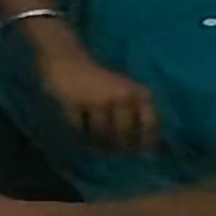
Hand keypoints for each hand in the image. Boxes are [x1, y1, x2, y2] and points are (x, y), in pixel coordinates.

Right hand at [38, 51, 158, 152]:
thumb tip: (146, 146)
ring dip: (99, 144)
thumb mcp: (125, 90)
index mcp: (139, 94)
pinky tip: (81, 136)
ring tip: (97, 147)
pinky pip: (78, 127)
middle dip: (120, 146)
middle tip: (115, 153)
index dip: (147, 143)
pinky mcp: (72, 103)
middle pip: (124, 133)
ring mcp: (95, 101)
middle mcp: (121, 98)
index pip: (150, 125)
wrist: (65, 60)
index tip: (142, 155)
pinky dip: (80, 135)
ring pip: (101, 133)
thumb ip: (137, 111)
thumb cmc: (99, 79)